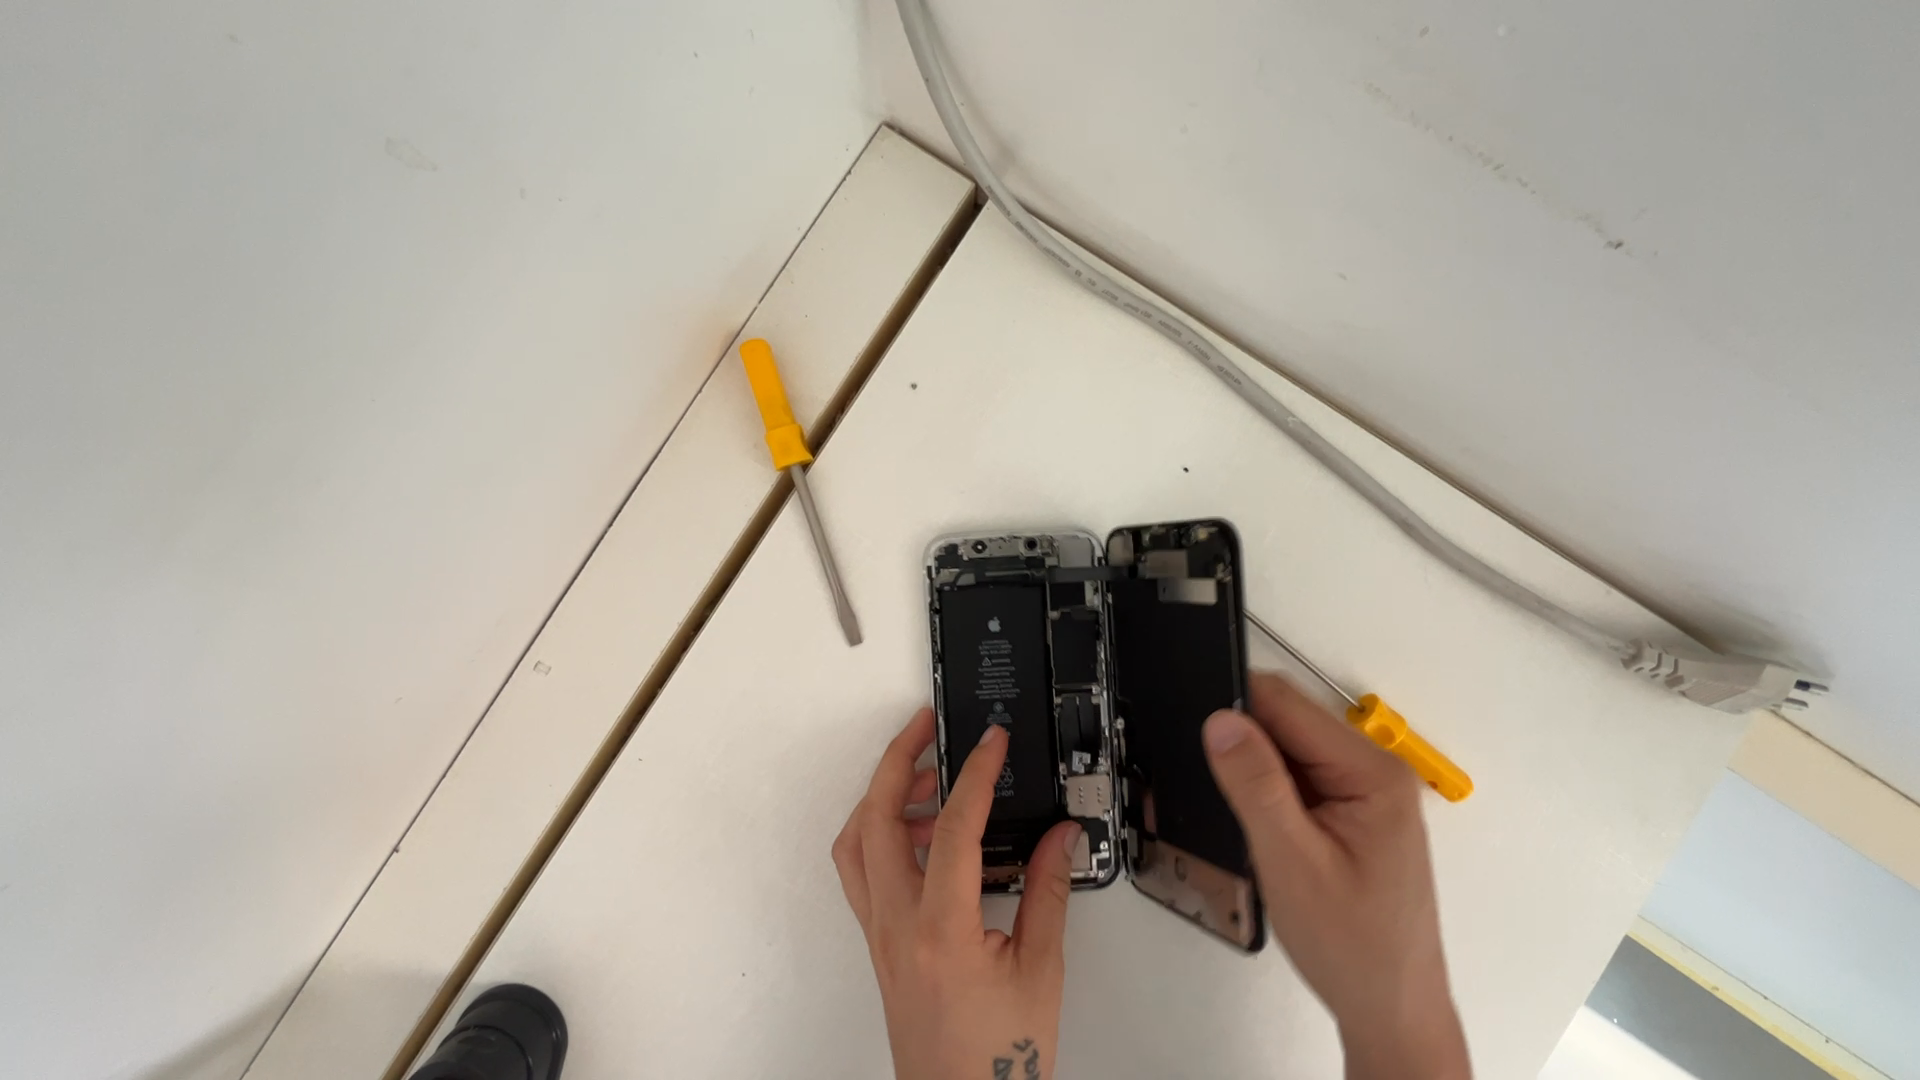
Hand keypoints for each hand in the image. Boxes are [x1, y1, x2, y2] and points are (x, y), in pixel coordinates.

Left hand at [834, 708, 1082, 1079]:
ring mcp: (878, 933)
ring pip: (855, 841)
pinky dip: (878, 832)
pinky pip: (861, 870)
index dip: (975, 775)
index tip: (991, 742)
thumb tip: (1059, 835)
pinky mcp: (877, 942)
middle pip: (874, 817)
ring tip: (926, 777)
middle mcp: (895, 925)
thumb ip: (1048, 891)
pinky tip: (917, 831)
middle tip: (926, 727)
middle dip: (896, 758)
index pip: (951, 828)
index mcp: (940, 930)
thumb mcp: (1041, 970)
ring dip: (880, 795)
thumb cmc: (1000, 1060)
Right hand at [1203, 674, 1470, 1079]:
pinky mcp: (1349, 812)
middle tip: (1201, 772)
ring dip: (1250, 764)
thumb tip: (1220, 720)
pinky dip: (1264, 787)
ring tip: (1223, 799)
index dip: (1235, 704)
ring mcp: (1362, 792)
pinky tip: (1249, 816)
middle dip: (1241, 737)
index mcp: (1370, 772)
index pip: (1287, 704)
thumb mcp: (1291, 861)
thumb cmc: (1350, 944)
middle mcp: (1373, 771)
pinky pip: (1295, 777)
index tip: (1188, 720)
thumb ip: (1254, 784)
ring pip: (1286, 748)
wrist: (1390, 1012)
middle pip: (1287, 721)